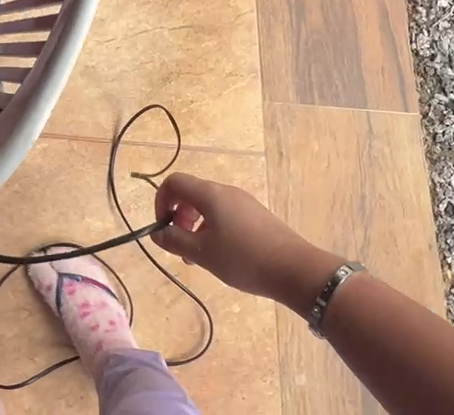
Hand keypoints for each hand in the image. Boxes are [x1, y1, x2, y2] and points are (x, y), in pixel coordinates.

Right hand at [152, 173, 345, 316]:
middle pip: (191, 194)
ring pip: (209, 206)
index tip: (164, 228)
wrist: (296, 270)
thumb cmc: (244, 259)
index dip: (161, 201)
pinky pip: (226, 214)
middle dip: (179, 217)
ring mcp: (244, 202)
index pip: (174, 183)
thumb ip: (175, 240)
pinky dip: (215, 228)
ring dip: (196, 226)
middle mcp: (226, 191)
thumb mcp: (203, 254)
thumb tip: (157, 232)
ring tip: (200, 257)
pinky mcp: (257, 215)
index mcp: (209, 194)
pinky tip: (223, 255)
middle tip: (181, 246)